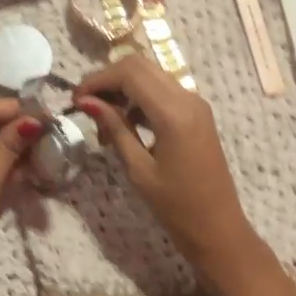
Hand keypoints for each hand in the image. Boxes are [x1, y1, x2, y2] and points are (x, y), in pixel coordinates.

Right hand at [74, 56, 251, 264]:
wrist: (219, 229)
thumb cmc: (176, 207)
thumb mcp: (138, 169)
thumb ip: (114, 128)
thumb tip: (86, 102)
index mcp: (174, 113)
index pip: (129, 73)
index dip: (97, 80)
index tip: (75, 99)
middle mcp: (187, 98)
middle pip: (140, 66)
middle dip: (108, 79)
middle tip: (87, 105)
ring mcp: (195, 103)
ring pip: (151, 74)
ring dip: (123, 87)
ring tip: (103, 120)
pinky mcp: (197, 112)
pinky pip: (162, 90)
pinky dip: (139, 97)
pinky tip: (126, 123)